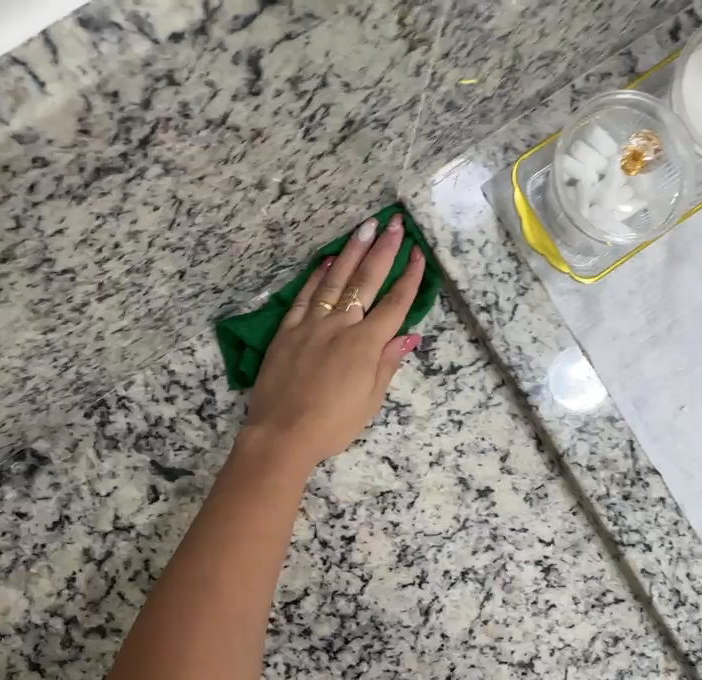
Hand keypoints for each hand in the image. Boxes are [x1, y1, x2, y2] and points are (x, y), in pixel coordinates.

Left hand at [244, 215, 426, 469]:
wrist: (282, 433)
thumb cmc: (332, 425)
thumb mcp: (370, 401)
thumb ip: (387, 364)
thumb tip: (408, 337)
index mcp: (366, 345)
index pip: (395, 305)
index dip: (409, 278)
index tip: (419, 254)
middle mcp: (341, 326)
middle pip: (366, 282)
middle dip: (384, 251)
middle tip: (395, 223)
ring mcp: (311, 325)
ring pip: (335, 280)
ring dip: (352, 251)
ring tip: (366, 227)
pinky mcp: (287, 331)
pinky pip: (305, 296)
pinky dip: (317, 276)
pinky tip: (328, 260)